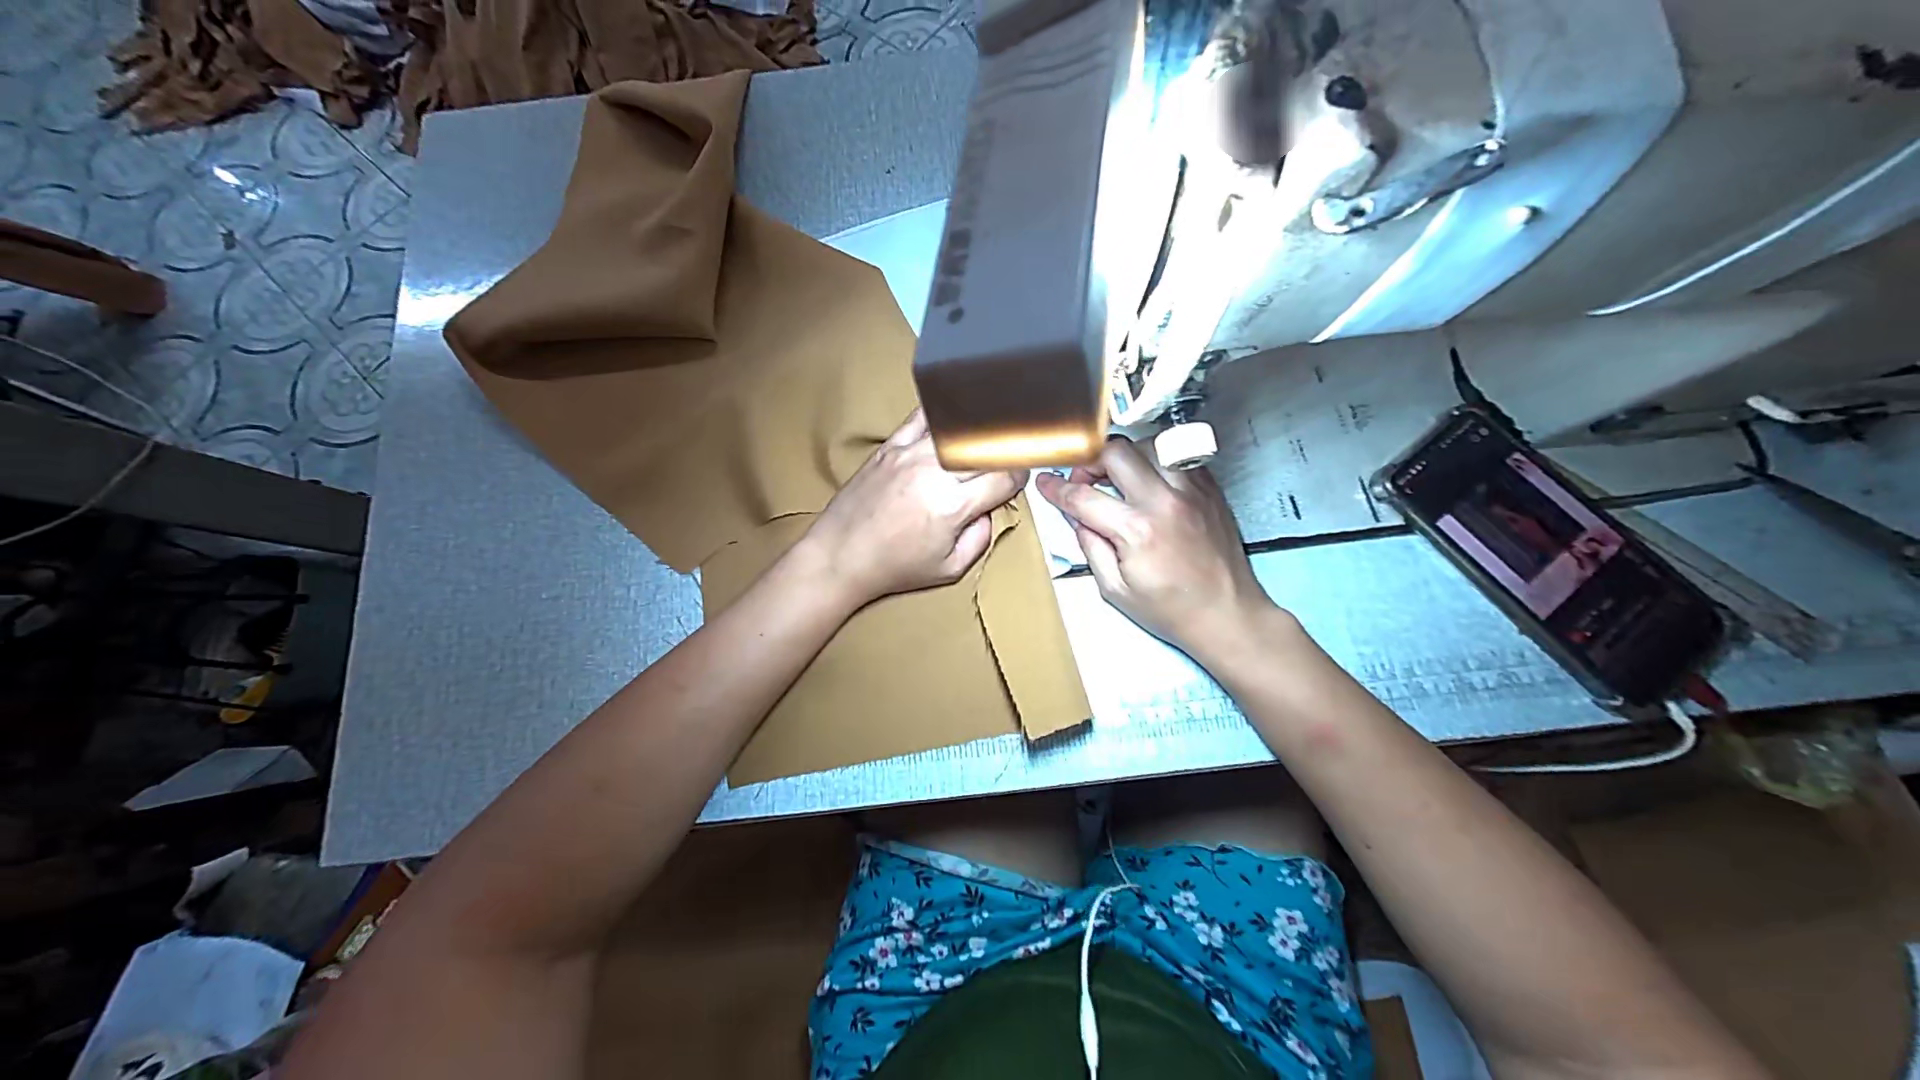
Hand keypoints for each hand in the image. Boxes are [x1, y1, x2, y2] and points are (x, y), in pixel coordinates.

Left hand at [799, 409, 1027, 607]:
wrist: (840, 556)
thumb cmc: (893, 567)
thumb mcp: (949, 569)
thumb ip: (981, 538)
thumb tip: (989, 511)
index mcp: (953, 506)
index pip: (1005, 477)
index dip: (1019, 478)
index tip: (1017, 481)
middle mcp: (933, 472)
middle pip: (986, 448)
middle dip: (1002, 454)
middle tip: (1004, 462)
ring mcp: (909, 454)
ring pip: (958, 429)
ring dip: (976, 434)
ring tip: (983, 439)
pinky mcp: (889, 447)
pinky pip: (923, 418)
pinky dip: (943, 414)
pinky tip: (954, 415)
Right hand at [1035, 437, 1281, 660]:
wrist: (1227, 615)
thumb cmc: (1172, 610)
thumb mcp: (1114, 589)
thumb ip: (1090, 545)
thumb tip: (1077, 516)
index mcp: (1137, 531)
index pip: (1083, 496)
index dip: (1056, 488)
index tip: (1046, 483)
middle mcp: (1166, 502)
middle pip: (1115, 451)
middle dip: (1090, 461)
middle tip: (1083, 480)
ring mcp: (1192, 491)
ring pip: (1148, 444)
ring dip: (1125, 458)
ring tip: (1118, 480)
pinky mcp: (1210, 489)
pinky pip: (1176, 457)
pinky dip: (1155, 463)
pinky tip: (1148, 485)